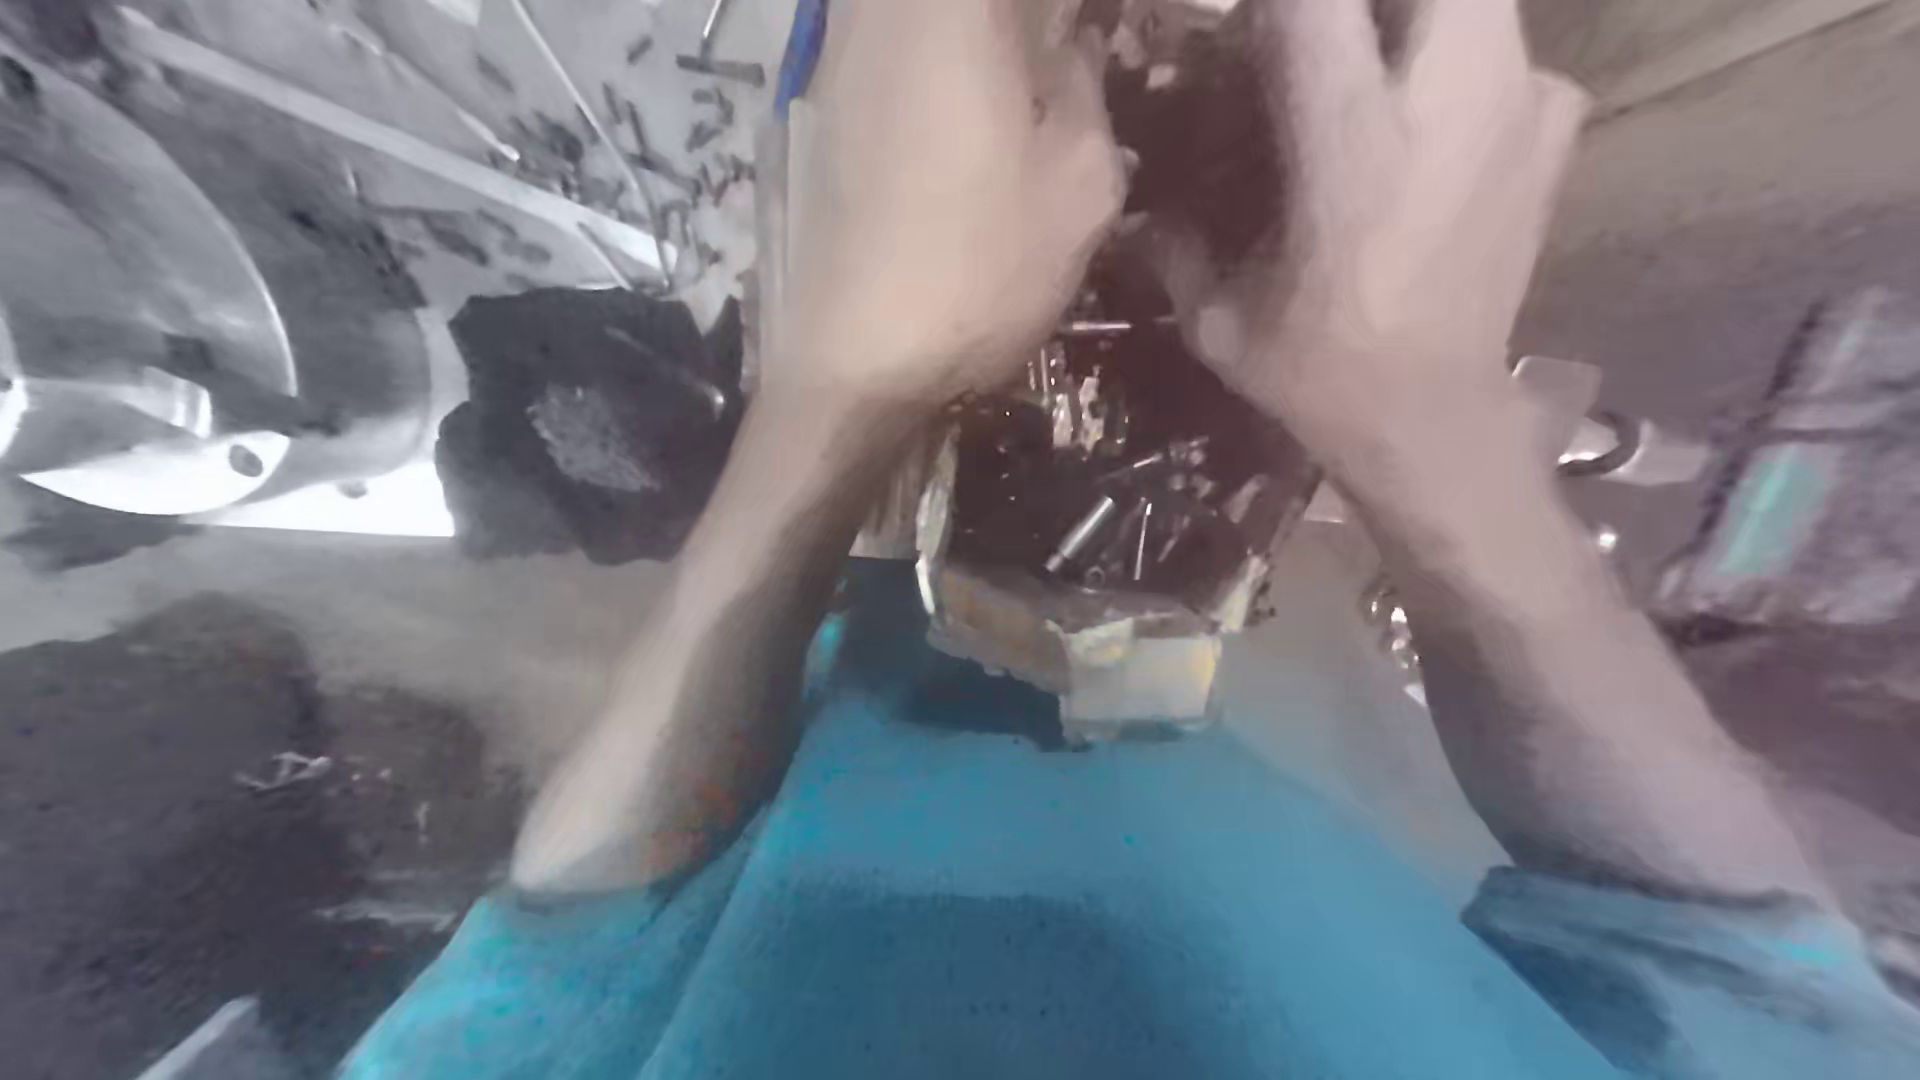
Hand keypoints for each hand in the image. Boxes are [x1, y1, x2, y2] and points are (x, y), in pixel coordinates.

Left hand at [774, 0, 1125, 406]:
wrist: (862, 362)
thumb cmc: (980, 272)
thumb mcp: (1080, 185)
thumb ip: (1088, 91)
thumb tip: (1067, 54)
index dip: (1061, 23)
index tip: (1082, 57)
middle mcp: (877, 6)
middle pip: (972, 5)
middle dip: (1022, 33)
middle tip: (1057, 80)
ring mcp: (836, 57)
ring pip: (926, 26)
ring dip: (987, 57)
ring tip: (1022, 111)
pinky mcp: (824, 117)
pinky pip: (894, 62)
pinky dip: (940, 84)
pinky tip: (965, 143)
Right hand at [1158, 0, 1588, 481]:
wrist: (1426, 415)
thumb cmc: (1312, 372)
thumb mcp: (1217, 322)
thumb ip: (1175, 253)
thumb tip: (1141, 215)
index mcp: (1353, 151)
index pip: (1314, 7)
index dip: (1268, 6)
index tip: (1242, 30)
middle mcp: (1452, 100)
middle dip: (1356, 5)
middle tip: (1313, 42)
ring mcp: (1521, 105)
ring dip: (1409, 23)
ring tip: (1362, 81)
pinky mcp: (1555, 132)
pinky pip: (1507, 54)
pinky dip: (1457, 69)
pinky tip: (1422, 134)